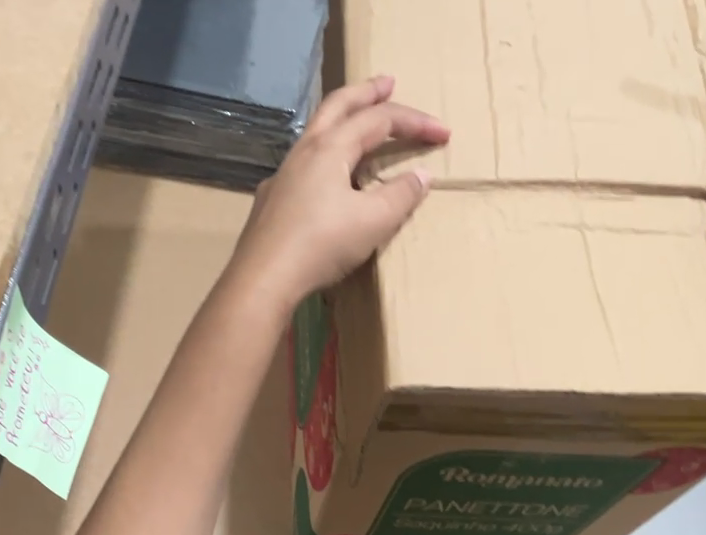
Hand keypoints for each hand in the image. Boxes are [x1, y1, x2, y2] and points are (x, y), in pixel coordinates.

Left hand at [226, 76, 449, 306]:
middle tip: (387, 83)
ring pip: (313, 136)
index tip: (443, 134)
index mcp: (330, 149)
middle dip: (366, 93)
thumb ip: (400, 196)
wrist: (262, 281)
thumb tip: (421, 177)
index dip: (414, 123)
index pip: (379, 120)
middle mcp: (302, 153)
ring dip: (339, 123)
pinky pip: (300, 169)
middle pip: (337, 107)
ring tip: (355, 127)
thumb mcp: (373, 222)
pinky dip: (320, 160)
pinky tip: (322, 179)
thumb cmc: (321, 246)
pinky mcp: (268, 205)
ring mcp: (280, 178)